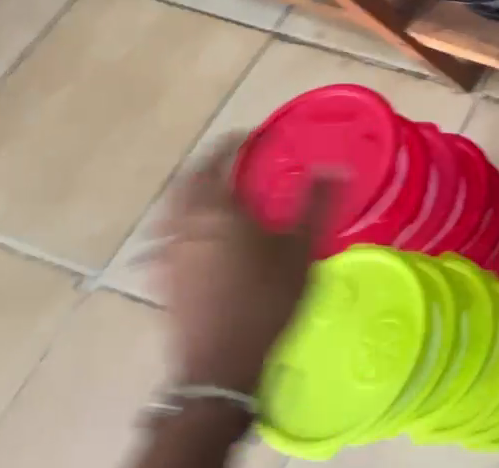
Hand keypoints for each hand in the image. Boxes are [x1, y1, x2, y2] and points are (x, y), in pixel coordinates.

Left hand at [154, 134, 337, 393]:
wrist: (219, 364)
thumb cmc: (266, 298)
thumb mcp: (302, 247)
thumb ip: (317, 202)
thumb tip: (335, 166)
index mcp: (216, 209)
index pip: (217, 161)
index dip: (235, 143)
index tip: (254, 134)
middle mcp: (183, 225)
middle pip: (188, 182)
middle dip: (210, 165)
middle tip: (236, 158)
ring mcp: (168, 253)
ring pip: (175, 209)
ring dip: (194, 193)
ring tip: (220, 191)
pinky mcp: (164, 278)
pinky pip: (170, 234)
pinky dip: (186, 221)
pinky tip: (203, 233)